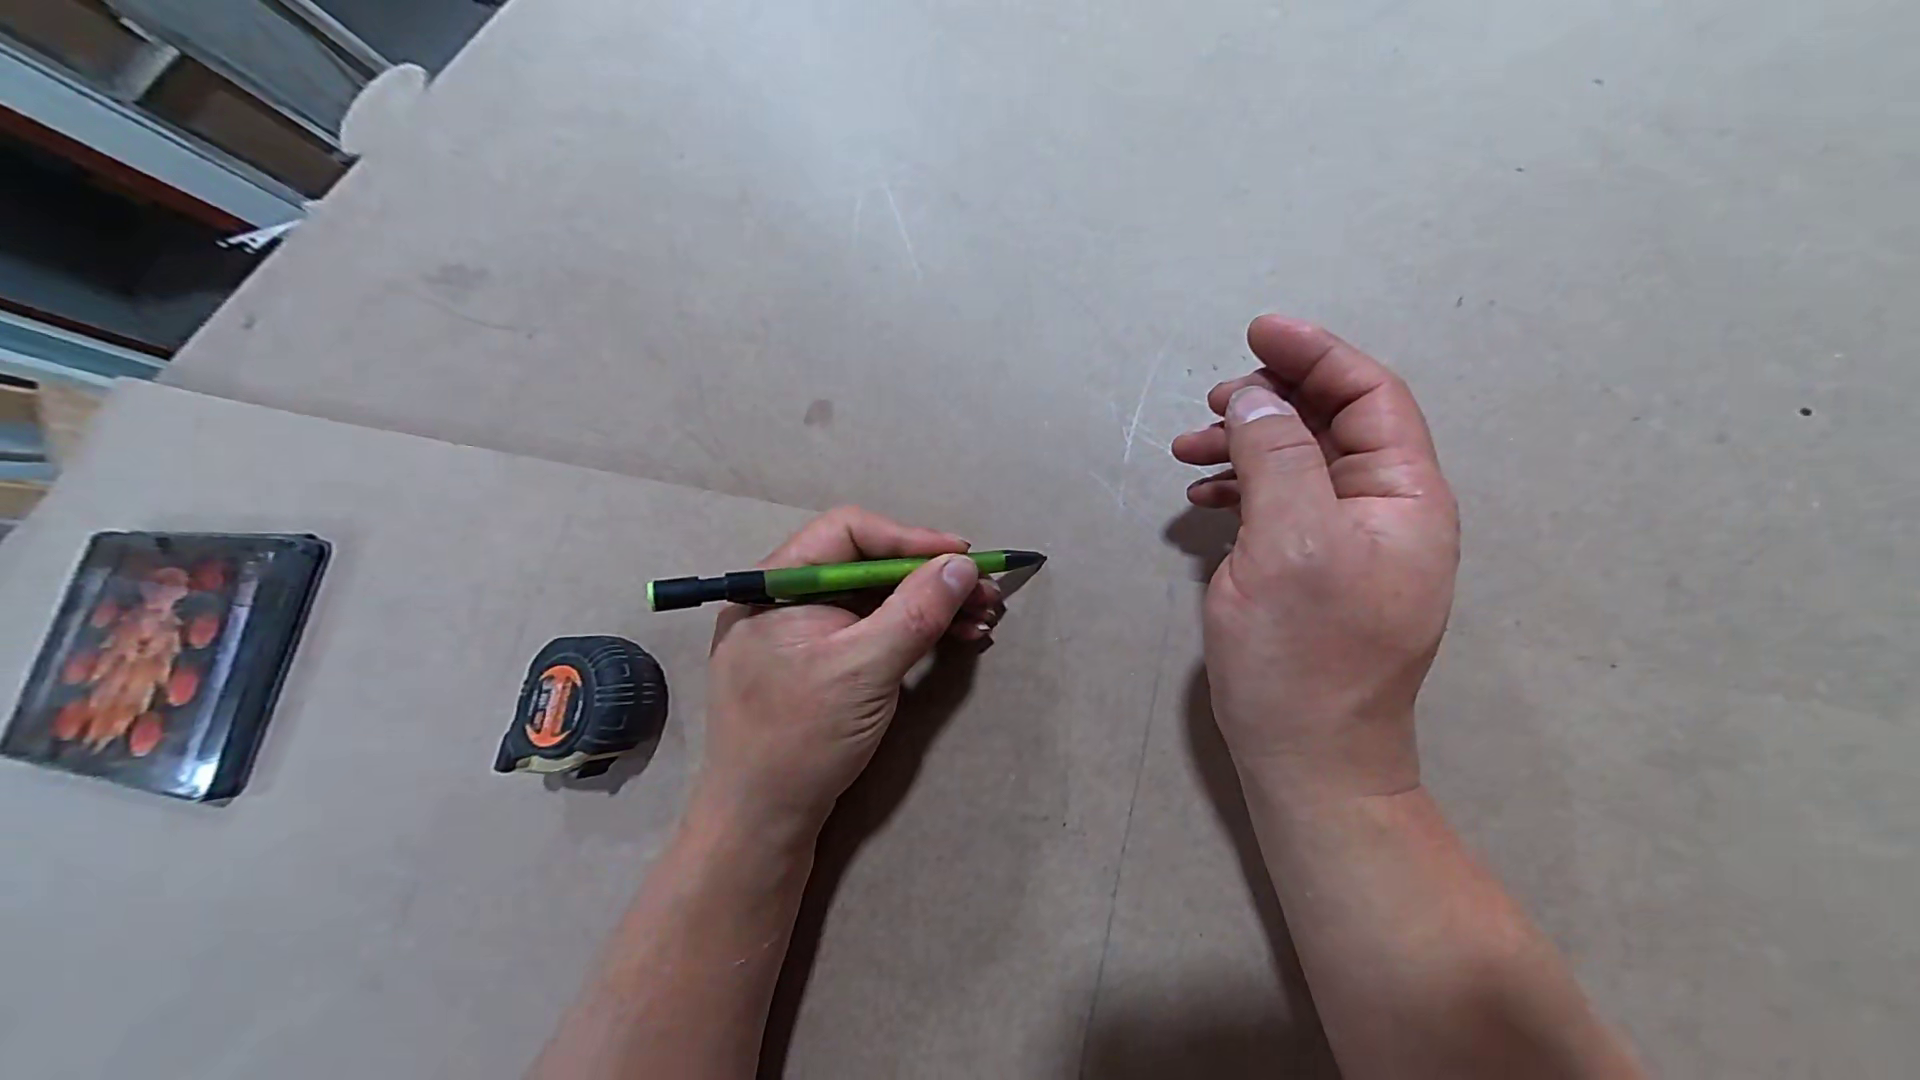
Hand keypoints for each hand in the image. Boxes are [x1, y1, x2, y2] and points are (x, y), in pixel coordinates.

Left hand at [694, 507, 1003, 842]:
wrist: (761, 824)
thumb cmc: (801, 741)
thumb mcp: (864, 670)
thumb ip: (915, 611)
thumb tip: (962, 564)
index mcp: (777, 586)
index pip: (848, 533)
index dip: (909, 538)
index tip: (961, 557)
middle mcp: (789, 599)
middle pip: (869, 565)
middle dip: (930, 576)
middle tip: (985, 592)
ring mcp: (807, 633)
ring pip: (878, 599)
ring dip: (932, 604)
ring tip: (983, 616)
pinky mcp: (825, 663)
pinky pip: (875, 630)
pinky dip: (916, 631)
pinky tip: (957, 636)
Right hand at [1171, 317, 1458, 806]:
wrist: (1306, 754)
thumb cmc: (1302, 653)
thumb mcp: (1286, 543)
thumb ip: (1275, 456)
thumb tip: (1256, 393)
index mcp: (1402, 496)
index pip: (1367, 396)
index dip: (1315, 354)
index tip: (1257, 330)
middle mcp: (1382, 510)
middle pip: (1330, 423)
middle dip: (1269, 400)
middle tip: (1209, 402)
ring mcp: (1344, 540)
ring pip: (1296, 462)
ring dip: (1245, 443)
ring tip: (1187, 449)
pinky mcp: (1308, 566)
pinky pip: (1278, 502)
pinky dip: (1241, 485)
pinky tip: (1204, 493)